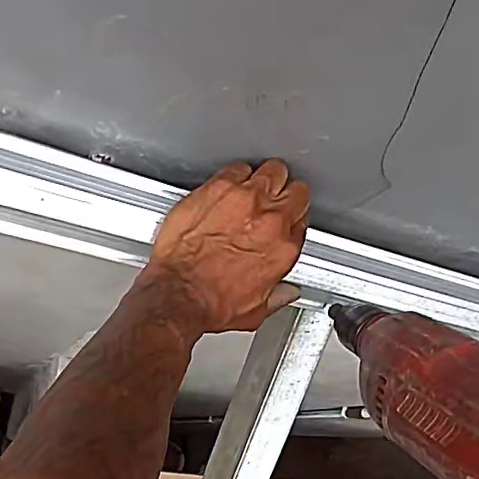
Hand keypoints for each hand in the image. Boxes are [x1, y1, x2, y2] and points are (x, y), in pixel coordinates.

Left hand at [135, 159, 310, 335]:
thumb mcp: (255, 310)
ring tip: (248, 194)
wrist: (178, 294)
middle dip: (283, 195)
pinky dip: (233, 176)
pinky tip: (224, 190)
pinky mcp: (218, 187)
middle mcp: (269, 219)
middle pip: (293, 188)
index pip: (301, 219)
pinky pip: (236, 167)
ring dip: (262, 181)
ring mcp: (244, 199)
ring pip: (270, 170)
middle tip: (267, 204)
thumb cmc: (210, 303)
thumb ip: (277, 295)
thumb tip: (286, 292)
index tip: (280, 224)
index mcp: (283, 248)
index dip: (290, 220)